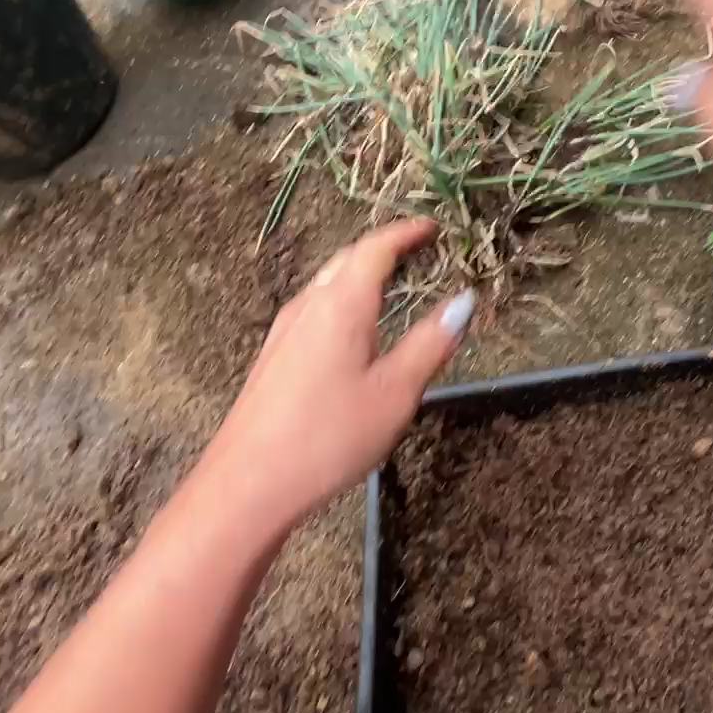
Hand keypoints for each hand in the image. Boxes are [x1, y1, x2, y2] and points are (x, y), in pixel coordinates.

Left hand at [200, 219, 473, 532]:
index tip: (432, 227)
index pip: (375, 249)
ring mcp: (285, 330)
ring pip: (328, 282)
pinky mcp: (275, 355)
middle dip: (384, 248)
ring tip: (393, 281)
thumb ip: (431, 342)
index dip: (406, 233)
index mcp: (341, 304)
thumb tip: (465, 300)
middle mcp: (308, 305)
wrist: (247, 484)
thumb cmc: (329, 436)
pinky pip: (316, 308)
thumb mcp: (395, 392)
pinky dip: (344, 298)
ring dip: (362, 272)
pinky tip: (354, 327)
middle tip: (418, 249)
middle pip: (348, 259)